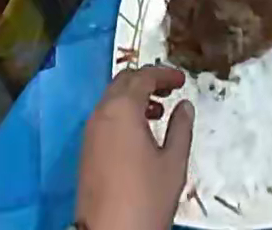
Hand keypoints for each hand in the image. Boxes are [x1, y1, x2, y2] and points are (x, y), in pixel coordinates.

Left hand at [76, 65, 194, 229]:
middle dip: (147, 80)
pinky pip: (105, 117)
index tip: (182, 80)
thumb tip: (184, 105)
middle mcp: (102, 113)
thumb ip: (181, 127)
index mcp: (122, 109)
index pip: (144, 76)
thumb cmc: (145, 198)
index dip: (165, 74)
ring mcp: (90, 132)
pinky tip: (140, 132)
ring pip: (113, 99)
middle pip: (124, 81)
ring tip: (158, 111)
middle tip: (170, 89)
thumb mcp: (173, 162)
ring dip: (135, 97)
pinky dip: (123, 113)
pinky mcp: (86, 150)